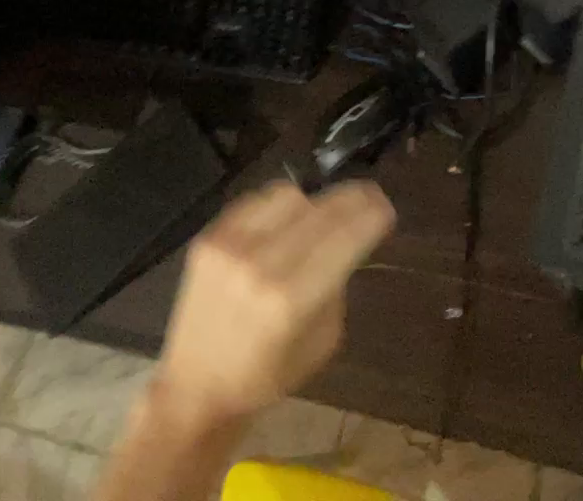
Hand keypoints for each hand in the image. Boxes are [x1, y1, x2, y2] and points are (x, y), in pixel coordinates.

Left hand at [151, 180, 396, 426]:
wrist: (195, 386)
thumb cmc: (267, 375)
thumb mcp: (324, 341)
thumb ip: (337, 286)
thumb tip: (347, 242)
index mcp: (292, 301)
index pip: (345, 239)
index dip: (372, 216)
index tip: (387, 208)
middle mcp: (260, 266)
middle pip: (322, 211)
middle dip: (354, 199)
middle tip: (372, 196)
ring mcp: (230, 247)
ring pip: (290, 196)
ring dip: (315, 202)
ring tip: (324, 213)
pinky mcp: (209, 238)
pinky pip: (256, 200)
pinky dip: (281, 203)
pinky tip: (290, 215)